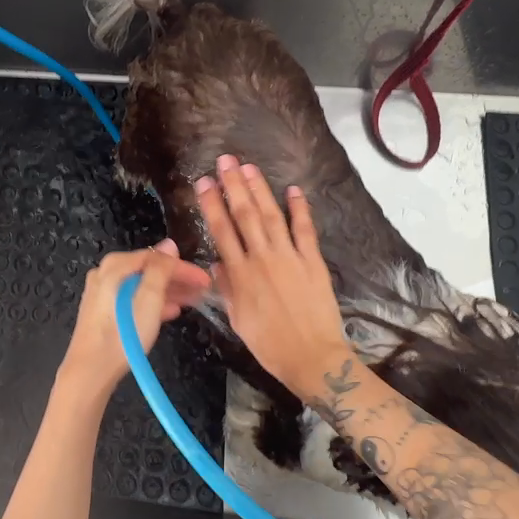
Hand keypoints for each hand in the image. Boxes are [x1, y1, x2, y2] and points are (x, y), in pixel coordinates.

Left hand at [57, 241, 211, 403]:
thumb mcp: (148, 299)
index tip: (205, 279)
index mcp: (115, 266)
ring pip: (140, 286)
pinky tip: (169, 312)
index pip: (156, 257)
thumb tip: (169, 245)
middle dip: (176, 279)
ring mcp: (101, 293)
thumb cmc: (124, 334)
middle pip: (147, 270)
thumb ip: (160, 269)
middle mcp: (105, 274)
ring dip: (167, 292)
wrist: (91, 370)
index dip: (183, 267)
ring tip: (191, 302)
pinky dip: (152, 303)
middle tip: (201, 291)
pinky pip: (132, 299)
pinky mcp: (102, 311)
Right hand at [196, 155, 355, 402]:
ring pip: (271, 216)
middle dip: (234, 185)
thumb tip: (216, 264)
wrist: (312, 358)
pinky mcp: (313, 262)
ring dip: (260, 190)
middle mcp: (262, 259)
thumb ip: (227, 289)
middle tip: (226, 160)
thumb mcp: (238, 320)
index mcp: (240, 275)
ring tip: (250, 168)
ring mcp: (290, 258)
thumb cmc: (270, 344)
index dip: (212, 204)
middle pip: (245, 215)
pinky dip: (300, 209)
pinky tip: (294, 190)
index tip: (204, 182)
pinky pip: (305, 230)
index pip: (222, 231)